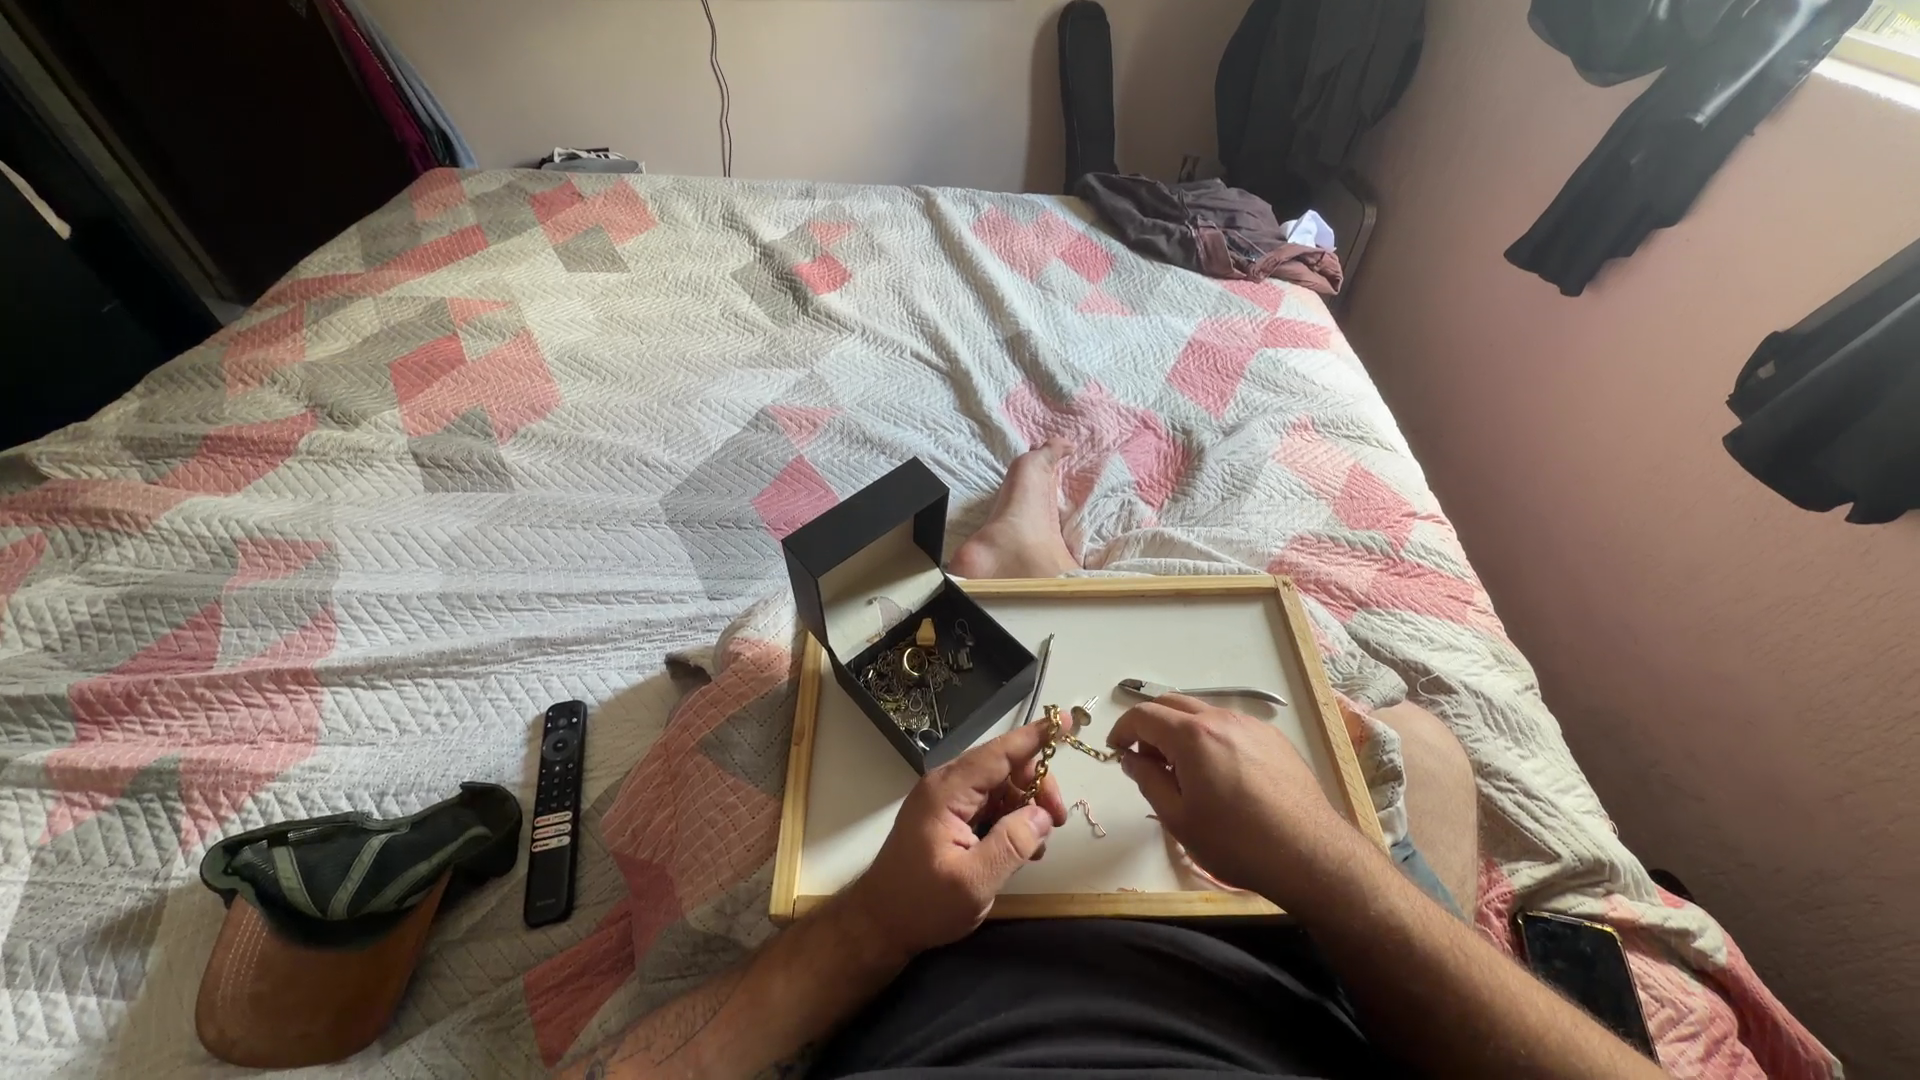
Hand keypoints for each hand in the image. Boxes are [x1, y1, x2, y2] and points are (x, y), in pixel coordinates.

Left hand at [842, 722, 1068, 960]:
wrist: (879, 924)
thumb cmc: (921, 905)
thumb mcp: (973, 883)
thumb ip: (1011, 845)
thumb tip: (1042, 815)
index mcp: (948, 792)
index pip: (999, 753)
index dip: (1034, 736)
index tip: (1065, 719)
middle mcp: (946, 786)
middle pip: (1004, 767)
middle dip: (1037, 787)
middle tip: (1056, 822)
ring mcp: (946, 801)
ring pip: (1000, 786)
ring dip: (1025, 808)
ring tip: (1036, 848)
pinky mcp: (948, 817)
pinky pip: (988, 805)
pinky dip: (1009, 820)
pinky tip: (1020, 850)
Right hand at [1107, 693, 1363, 910]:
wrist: (1311, 856)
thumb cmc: (1236, 842)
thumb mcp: (1178, 818)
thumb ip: (1148, 780)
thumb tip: (1132, 759)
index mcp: (1191, 735)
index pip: (1143, 715)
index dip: (1122, 730)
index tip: (1117, 751)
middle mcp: (1221, 718)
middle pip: (1172, 704)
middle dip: (1150, 726)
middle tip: (1147, 761)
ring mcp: (1251, 725)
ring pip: (1203, 713)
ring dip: (1182, 731)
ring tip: (1185, 771)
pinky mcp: (1274, 739)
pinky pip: (1230, 726)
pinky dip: (1212, 738)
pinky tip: (1221, 775)